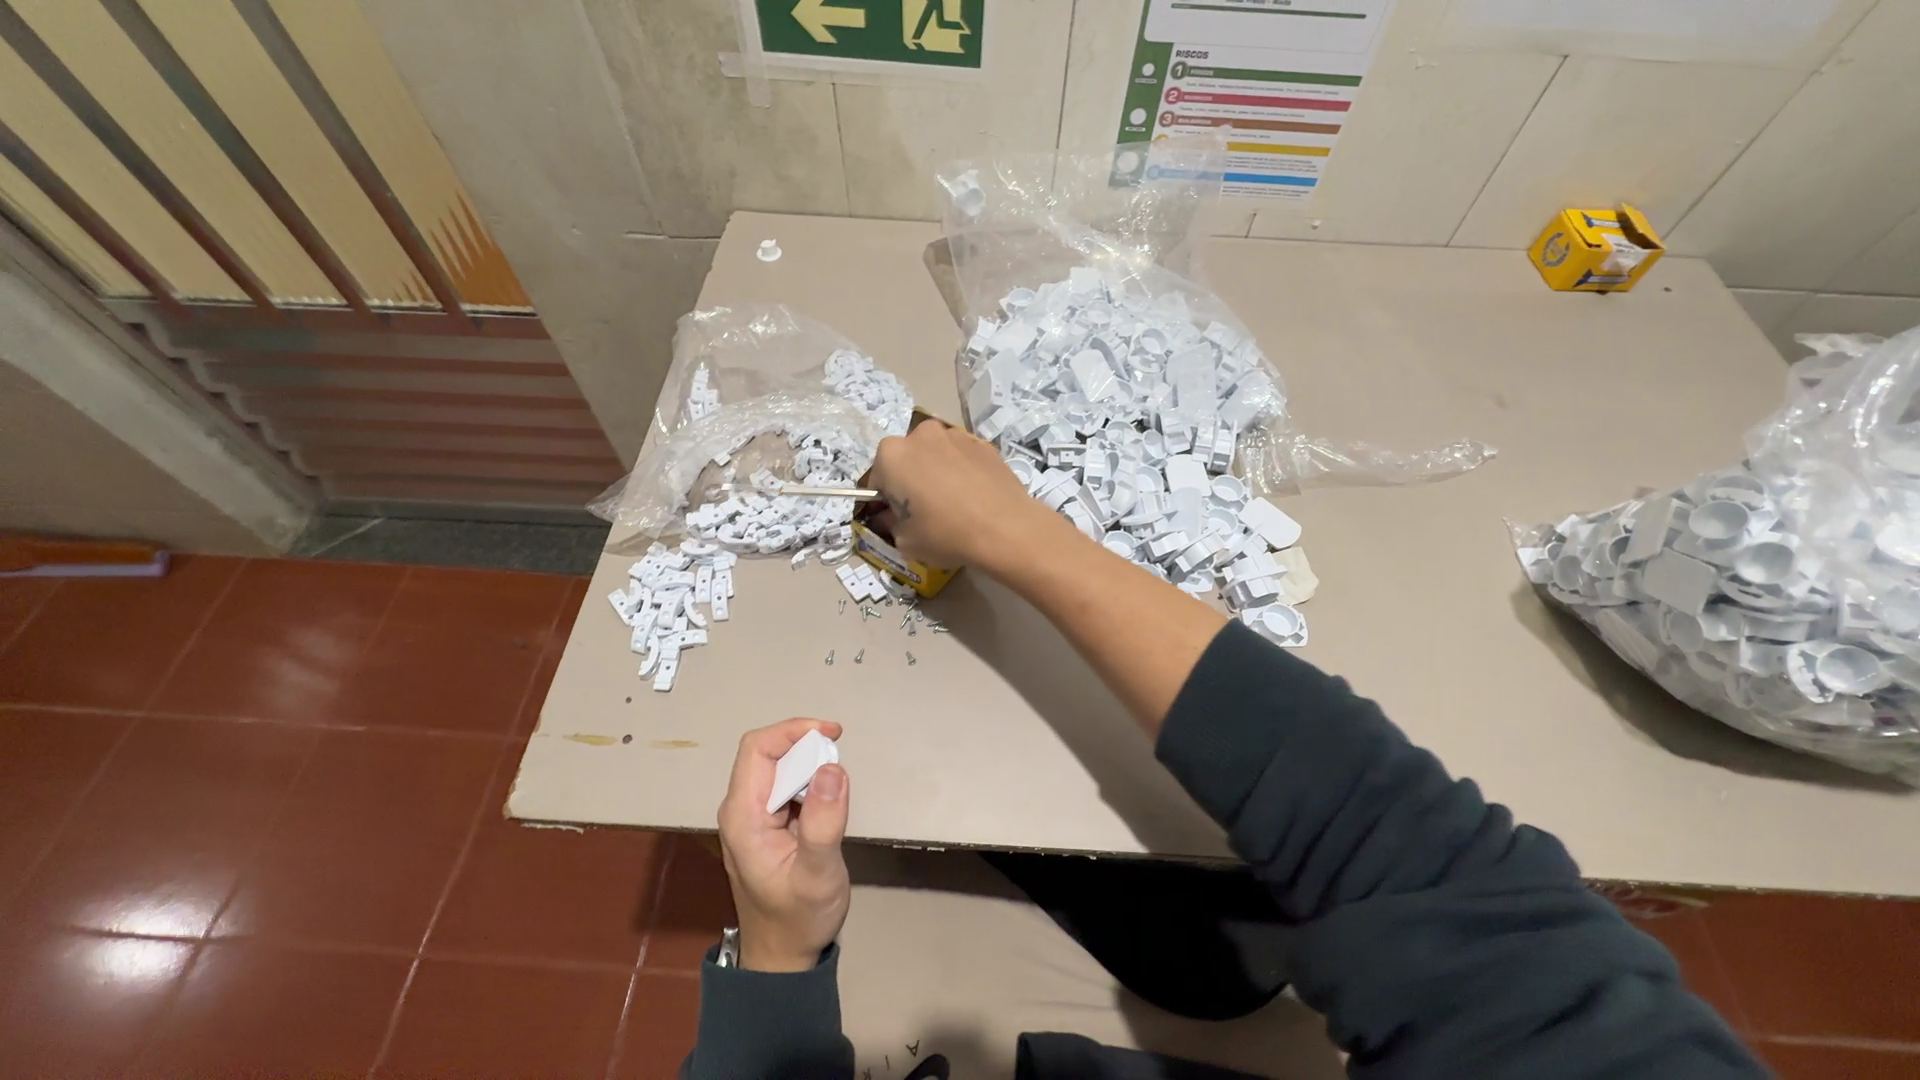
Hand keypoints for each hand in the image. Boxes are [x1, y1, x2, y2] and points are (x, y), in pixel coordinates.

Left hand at [716, 718, 850, 972]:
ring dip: (808, 764)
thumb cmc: (798, 919)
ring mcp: (753, 817)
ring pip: (778, 768)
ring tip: (837, 786)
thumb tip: (831, 768)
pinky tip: (828, 800)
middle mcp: (742, 809)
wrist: (783, 959)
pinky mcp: (768, 825)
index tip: (831, 733)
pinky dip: (809, 781)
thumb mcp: (816, 875)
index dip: (792, 730)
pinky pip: (786, 786)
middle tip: (839, 761)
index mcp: (743, 816)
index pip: (757, 749)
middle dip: (804, 746)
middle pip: (767, 753)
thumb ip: (823, 823)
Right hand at [868, 419, 1064, 568]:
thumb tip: (891, 517)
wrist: (1006, 528)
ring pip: (937, 455)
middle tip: (924, 510)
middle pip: (907, 459)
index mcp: (892, 454)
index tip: (895, 516)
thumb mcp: (905, 540)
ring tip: (953, 503)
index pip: (877, 478)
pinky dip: (963, 472)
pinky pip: (963, 458)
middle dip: (911, 479)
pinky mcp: (984, 445)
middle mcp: (922, 435)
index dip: (884, 499)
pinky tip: (974, 497)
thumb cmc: (945, 533)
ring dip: (937, 472)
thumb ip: (890, 523)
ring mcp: (956, 436)